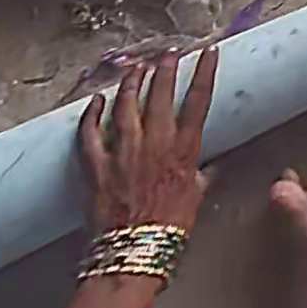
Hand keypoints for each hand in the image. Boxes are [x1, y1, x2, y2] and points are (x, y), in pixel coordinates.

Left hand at [77, 47, 219, 232]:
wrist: (133, 255)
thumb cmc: (171, 228)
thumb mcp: (196, 197)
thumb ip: (204, 176)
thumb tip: (216, 167)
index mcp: (184, 148)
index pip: (199, 100)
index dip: (205, 72)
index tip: (209, 52)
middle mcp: (155, 143)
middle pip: (161, 94)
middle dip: (166, 68)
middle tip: (170, 52)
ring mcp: (124, 152)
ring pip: (127, 106)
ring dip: (132, 82)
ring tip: (138, 67)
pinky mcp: (97, 167)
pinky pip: (90, 134)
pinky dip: (92, 115)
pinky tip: (96, 100)